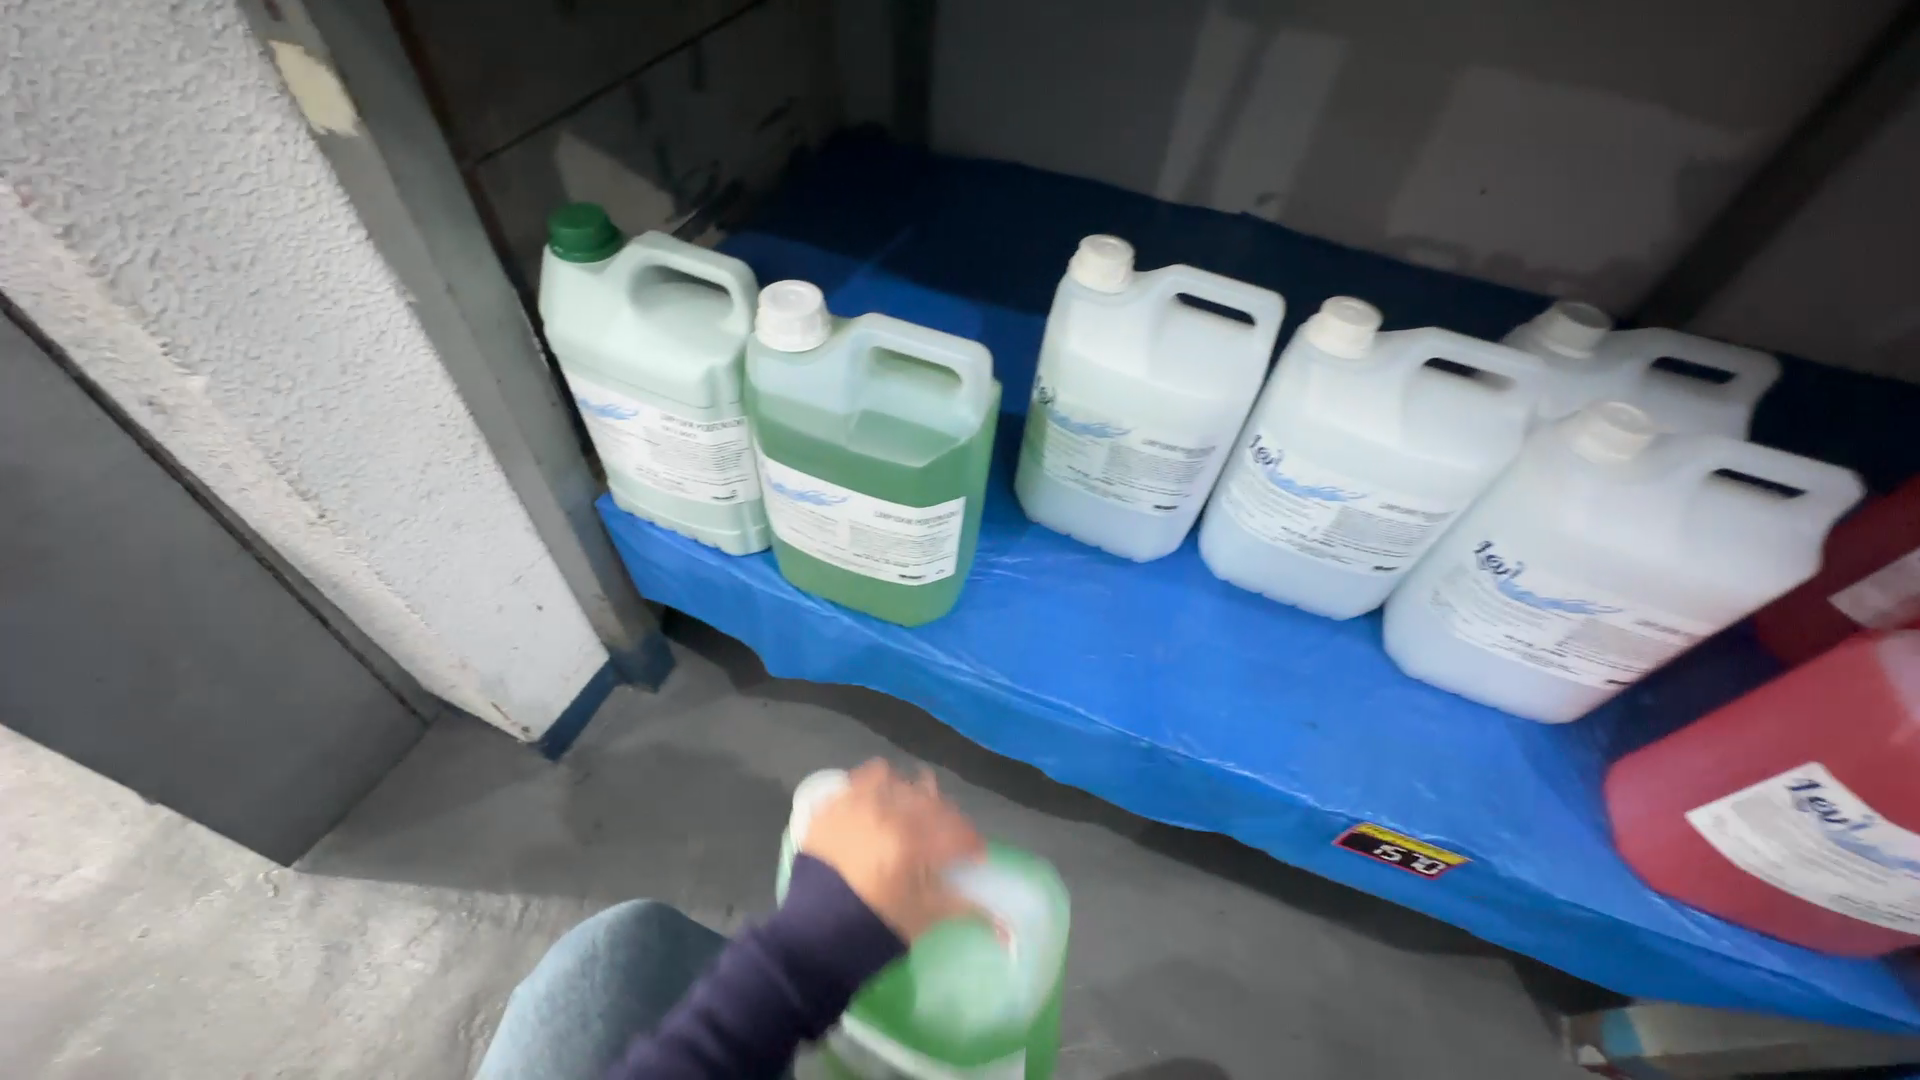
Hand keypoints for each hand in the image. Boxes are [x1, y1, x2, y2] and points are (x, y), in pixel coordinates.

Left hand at [801, 759, 985, 941]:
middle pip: (931, 801)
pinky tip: (878, 806)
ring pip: (896, 781)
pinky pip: (859, 781)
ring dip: (909, 796)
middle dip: (945, 819)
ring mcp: (854, 807)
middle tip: (944, 839)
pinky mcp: (831, 808)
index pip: (957, 832)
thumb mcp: (921, 919)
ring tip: (909, 816)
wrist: (810, 943)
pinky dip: (875, 787)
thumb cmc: (871, 934)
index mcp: (912, 843)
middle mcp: (885, 814)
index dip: (972, 844)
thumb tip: (1000, 919)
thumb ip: (961, 905)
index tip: (975, 856)